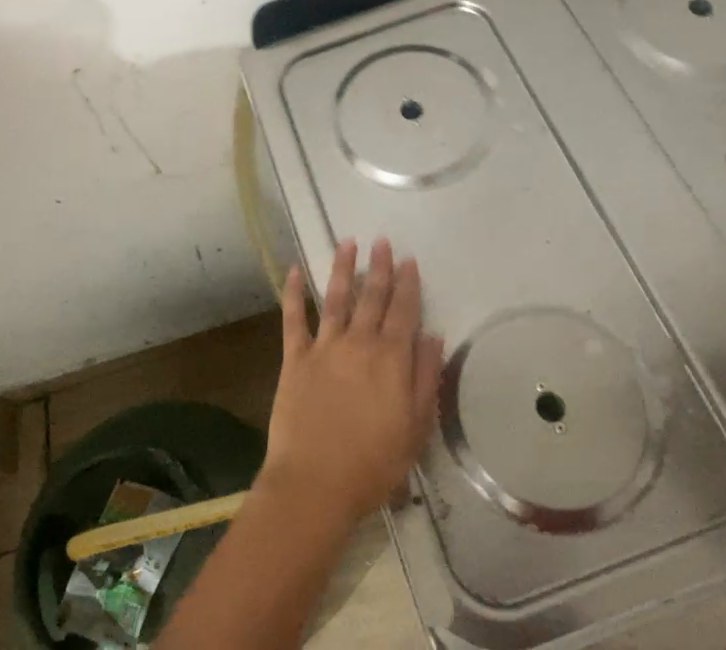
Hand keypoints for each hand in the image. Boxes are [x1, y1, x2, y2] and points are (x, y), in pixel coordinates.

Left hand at [259, 239, 442, 523]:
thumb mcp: (416, 427)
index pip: (404, 311)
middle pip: (371, 298)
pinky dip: (292, 293)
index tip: (410, 261)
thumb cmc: (374, 464)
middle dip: (379, 268)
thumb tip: (433, 338)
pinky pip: (293, 319)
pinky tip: (292, 271)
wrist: (315, 483)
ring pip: (335, 298)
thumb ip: (425, 378)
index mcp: (392, 359)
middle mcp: (359, 344)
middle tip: (382, 242)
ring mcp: (324, 348)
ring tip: (347, 243)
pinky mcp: (294, 360)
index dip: (408, 284)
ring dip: (341, 269)